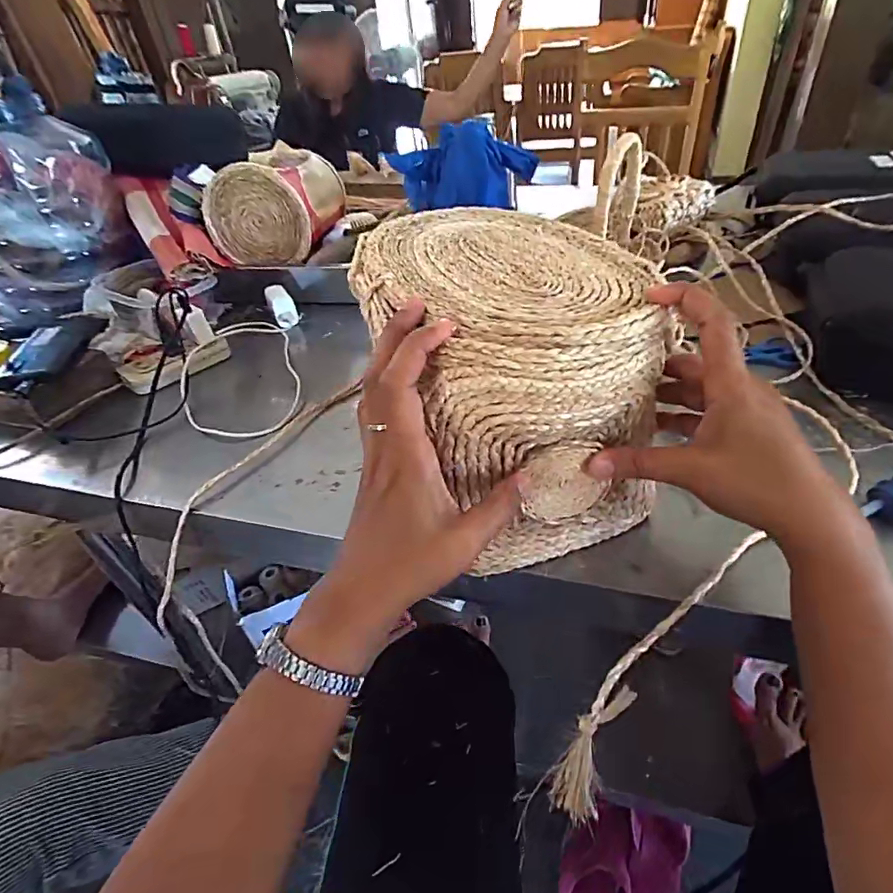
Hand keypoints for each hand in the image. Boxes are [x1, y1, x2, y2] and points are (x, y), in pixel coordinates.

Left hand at [287, 299, 522, 673]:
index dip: (417, 348)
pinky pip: (373, 407)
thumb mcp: (465, 542)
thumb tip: (533, 474)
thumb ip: (500, 507)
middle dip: (393, 334)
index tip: (445, 325)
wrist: (360, 589)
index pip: (401, 387)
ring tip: (407, 326)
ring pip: (369, 390)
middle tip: (416, 302)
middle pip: (377, 377)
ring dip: (385, 353)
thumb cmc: (410, 565)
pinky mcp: (374, 462)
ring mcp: (374, 452)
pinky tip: (399, 377)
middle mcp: (384, 445)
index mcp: (405, 455)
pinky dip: (384, 378)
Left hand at [491, 0, 522, 40]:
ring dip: (517, 3)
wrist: (504, 31)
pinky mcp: (518, 17)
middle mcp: (509, 7)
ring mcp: (514, 12)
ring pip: (519, 3)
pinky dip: (518, 10)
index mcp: (503, 4)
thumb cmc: (500, 20)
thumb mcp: (503, 6)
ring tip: (513, 7)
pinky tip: (515, 13)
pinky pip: (520, 10)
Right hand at [584, 285, 846, 549]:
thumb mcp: (690, 470)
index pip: (712, 322)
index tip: (650, 295)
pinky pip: (712, 409)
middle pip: (697, 360)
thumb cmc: (754, 480)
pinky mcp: (751, 428)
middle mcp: (740, 387)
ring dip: (671, 391)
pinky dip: (686, 413)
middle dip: (660, 361)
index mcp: (730, 382)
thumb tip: (590, 465)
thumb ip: (639, 463)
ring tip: (634, 399)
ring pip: (703, 388)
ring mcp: (748, 408)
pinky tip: (662, 429)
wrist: (808, 513)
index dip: (683, 299)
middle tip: (624, 364)